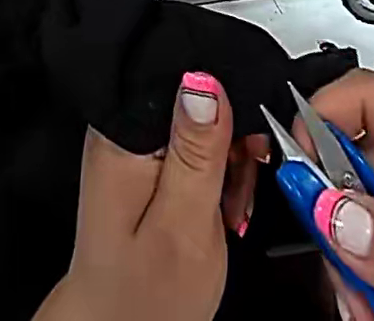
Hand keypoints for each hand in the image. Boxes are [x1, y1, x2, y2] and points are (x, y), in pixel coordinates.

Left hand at [36, 72, 264, 320]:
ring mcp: (137, 146)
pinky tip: (220, 201)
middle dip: (232, 137)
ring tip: (228, 204)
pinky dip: (220, 170)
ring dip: (230, 159)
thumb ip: (196, 151)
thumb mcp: (181, 224)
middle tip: (237, 185)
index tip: (250, 141)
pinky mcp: (150, 161)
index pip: (183, 75)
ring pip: (204, 119)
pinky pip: (198, 143)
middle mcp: (125, 130)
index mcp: (123, 134)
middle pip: (197, 96)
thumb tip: (204, 79)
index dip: (229, 99)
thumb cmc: (142, 299)